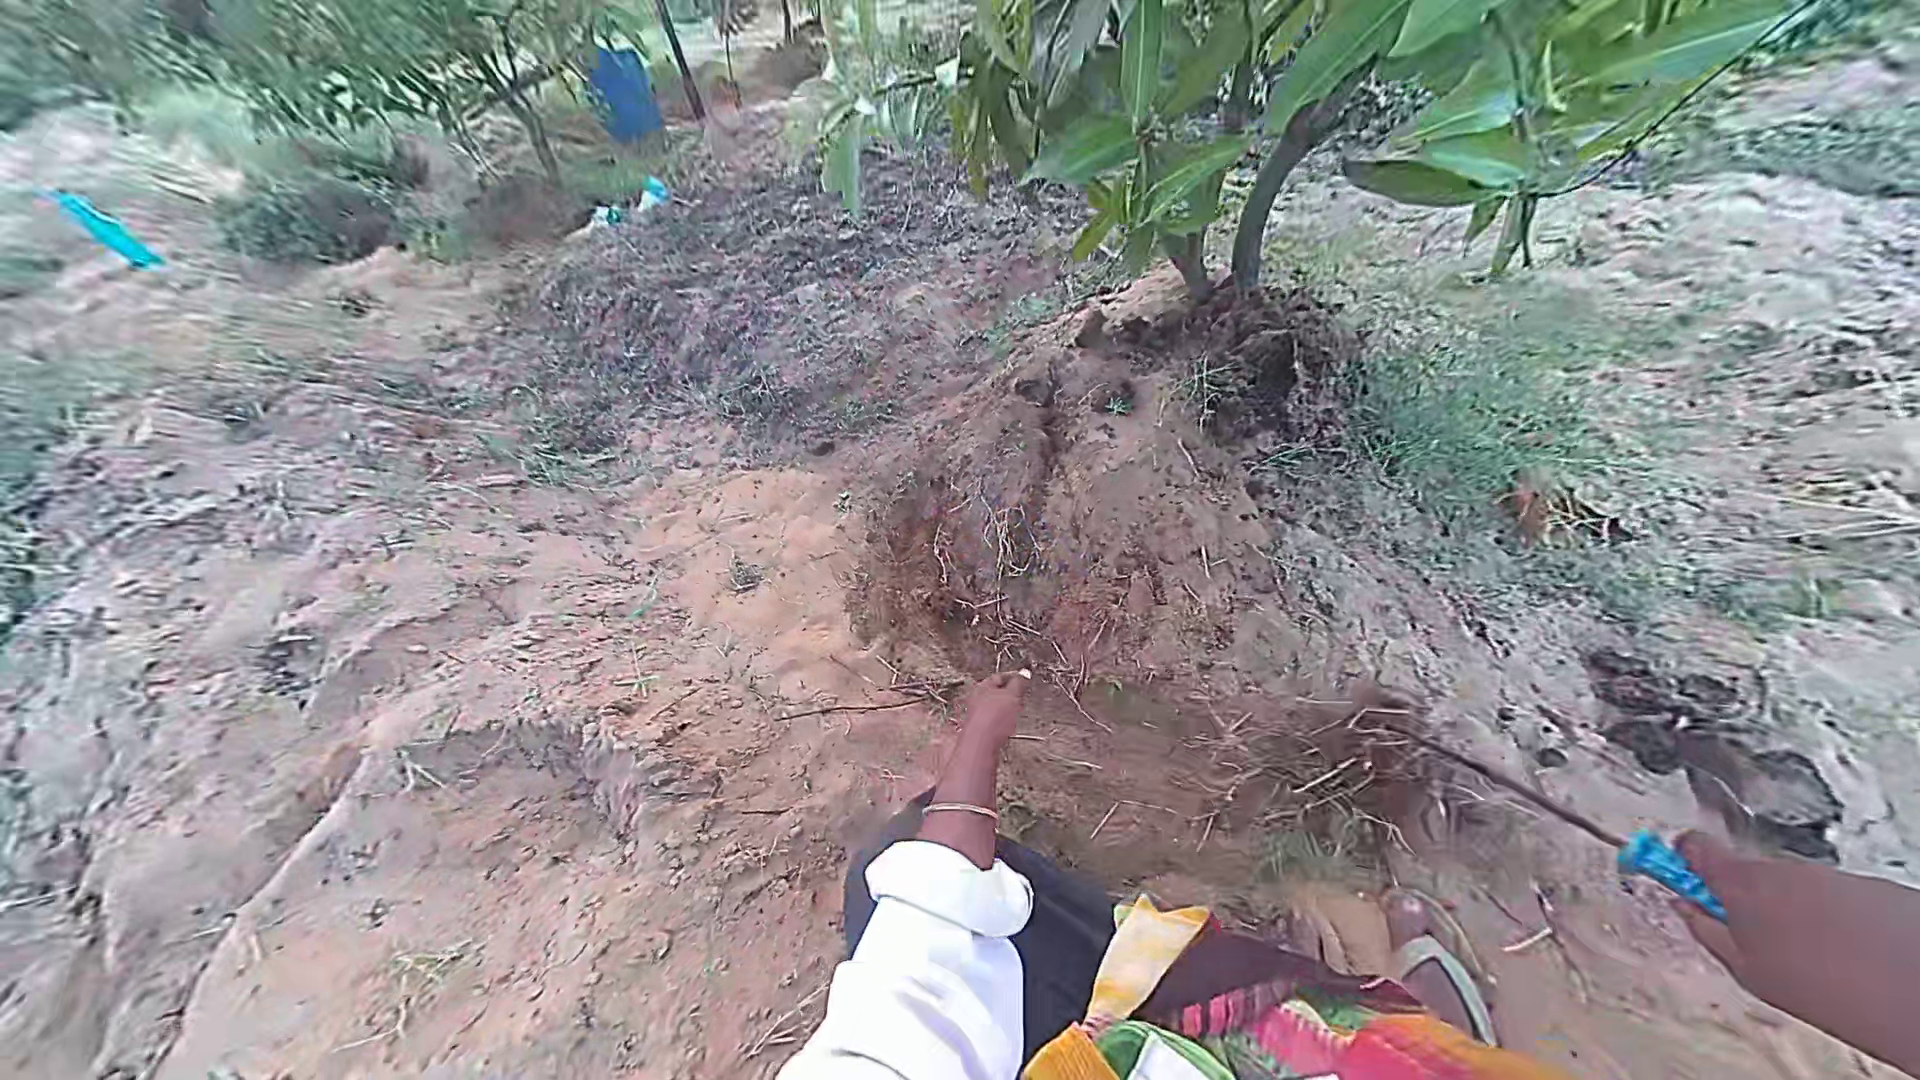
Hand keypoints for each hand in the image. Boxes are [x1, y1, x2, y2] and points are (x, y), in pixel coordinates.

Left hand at [960, 671, 1028, 748]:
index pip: (1000, 677)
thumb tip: (1024, 674)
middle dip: (1010, 693)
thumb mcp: (1012, 695)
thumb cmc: (992, 717)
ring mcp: (977, 716)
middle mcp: (976, 700)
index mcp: (982, 687)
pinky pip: (995, 721)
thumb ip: (1019, 683)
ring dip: (1007, 708)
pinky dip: (1004, 720)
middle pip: (996, 692)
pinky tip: (1009, 725)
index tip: (1024, 678)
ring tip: (1017, 711)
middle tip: (1022, 695)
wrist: (982, 743)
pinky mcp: (981, 731)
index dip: (1014, 677)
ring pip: (996, 707)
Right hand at [1674, 832, 1919, 1073]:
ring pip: (1800, 887)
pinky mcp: (1886, 893)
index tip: (1675, 872)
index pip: (1690, 846)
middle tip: (1759, 935)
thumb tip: (1685, 908)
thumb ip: (1706, 930)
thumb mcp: (1751, 971)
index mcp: (1740, 880)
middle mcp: (1785, 869)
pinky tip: (1860, 955)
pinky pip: (1848, 900)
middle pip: (1750, 871)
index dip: (1678, 858)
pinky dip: (1846, 921)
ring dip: (1800, 910)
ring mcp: (1839, 878)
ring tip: (1821, 954)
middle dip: (1749, 897)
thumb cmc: (1836, 991)